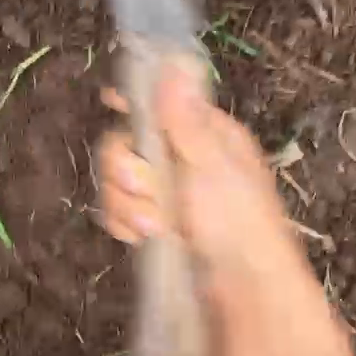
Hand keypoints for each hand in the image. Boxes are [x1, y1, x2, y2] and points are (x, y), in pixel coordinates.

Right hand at [97, 70, 319, 324]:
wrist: (244, 292)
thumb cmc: (238, 223)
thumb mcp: (212, 166)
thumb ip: (185, 120)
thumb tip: (175, 63)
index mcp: (205, 135)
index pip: (160, 101)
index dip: (134, 100)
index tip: (111, 100)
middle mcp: (182, 158)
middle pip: (124, 143)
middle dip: (125, 170)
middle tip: (143, 190)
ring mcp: (165, 191)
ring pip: (117, 179)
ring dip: (127, 204)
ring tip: (154, 227)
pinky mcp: (152, 220)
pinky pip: (118, 208)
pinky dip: (124, 221)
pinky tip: (141, 237)